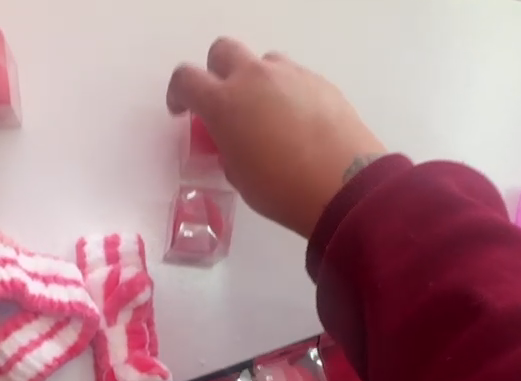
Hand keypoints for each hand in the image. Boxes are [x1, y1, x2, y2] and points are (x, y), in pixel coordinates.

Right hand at [167, 41, 386, 237]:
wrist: (341, 184)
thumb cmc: (280, 189)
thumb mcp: (239, 177)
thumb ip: (228, 149)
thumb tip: (234, 141)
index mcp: (225, 103)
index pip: (186, 79)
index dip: (178, 93)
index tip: (181, 111)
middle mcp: (254, 77)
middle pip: (223, 51)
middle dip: (215, 73)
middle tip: (223, 105)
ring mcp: (289, 74)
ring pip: (261, 63)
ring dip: (254, 82)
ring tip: (264, 118)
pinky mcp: (318, 80)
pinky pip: (291, 77)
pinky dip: (283, 93)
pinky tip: (294, 125)